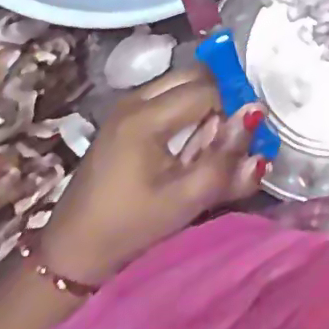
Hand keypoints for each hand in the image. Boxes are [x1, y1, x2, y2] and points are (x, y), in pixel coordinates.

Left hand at [38, 68, 265, 283]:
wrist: (71, 253)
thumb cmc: (129, 228)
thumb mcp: (185, 200)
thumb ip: (227, 159)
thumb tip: (256, 113)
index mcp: (145, 118)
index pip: (209, 89)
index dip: (232, 109)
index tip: (238, 140)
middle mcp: (135, 99)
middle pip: (196, 74)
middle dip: (221, 97)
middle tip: (227, 135)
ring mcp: (127, 104)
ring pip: (184, 81)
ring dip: (205, 102)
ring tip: (207, 141)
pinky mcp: (125, 115)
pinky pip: (169, 94)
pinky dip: (188, 107)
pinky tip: (187, 142)